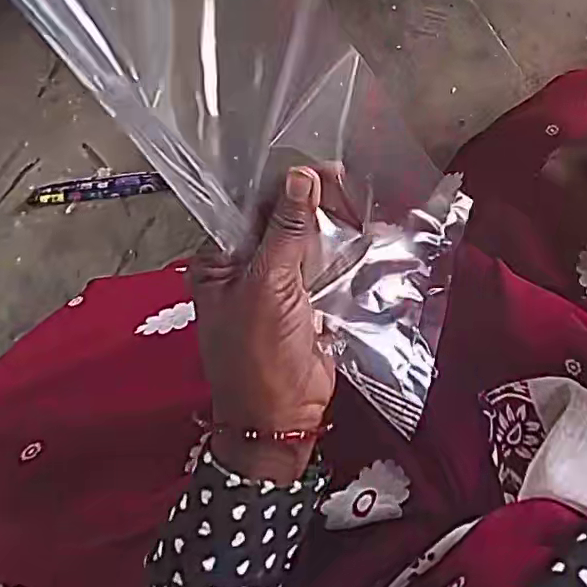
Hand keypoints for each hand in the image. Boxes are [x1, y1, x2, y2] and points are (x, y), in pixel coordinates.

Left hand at [192, 166, 337, 482]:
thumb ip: (286, 230)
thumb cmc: (259, 354)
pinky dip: (343, 246)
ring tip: (359, 199)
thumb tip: (300, 175)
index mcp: (221, 259)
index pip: (249, 207)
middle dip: (313, 200)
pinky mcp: (309, 296)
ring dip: (331, 220)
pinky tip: (365, 228)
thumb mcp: (269, 286)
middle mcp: (247, 264)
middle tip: (346, 182)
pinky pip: (325, 262)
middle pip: (281, 219)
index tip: (320, 169)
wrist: (282, 417)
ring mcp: (280, 281)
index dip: (284, 184)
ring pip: (306, 238)